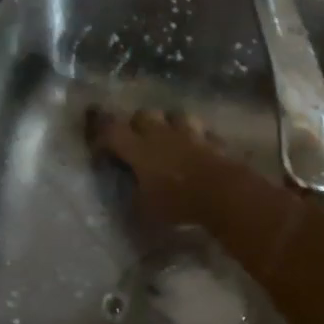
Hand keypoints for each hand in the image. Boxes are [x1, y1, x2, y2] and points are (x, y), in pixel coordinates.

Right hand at [86, 107, 244, 226]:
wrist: (222, 191)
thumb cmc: (178, 201)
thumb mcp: (146, 209)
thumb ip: (134, 195)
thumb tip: (129, 192)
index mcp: (138, 148)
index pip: (111, 130)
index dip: (102, 136)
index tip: (101, 150)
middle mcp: (160, 133)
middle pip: (142, 115)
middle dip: (136, 125)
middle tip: (137, 143)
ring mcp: (188, 132)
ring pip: (173, 115)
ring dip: (168, 125)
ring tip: (169, 140)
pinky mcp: (211, 138)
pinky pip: (200, 131)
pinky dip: (197, 137)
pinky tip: (198, 148)